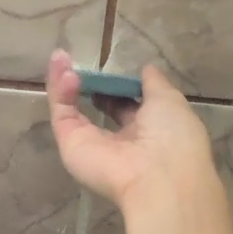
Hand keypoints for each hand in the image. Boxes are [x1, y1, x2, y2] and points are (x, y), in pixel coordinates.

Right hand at [44, 50, 223, 222]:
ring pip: (74, 109)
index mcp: (148, 130)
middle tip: (87, 62)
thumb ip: (153, 83)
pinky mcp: (70, 145)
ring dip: (67, 81)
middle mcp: (119, 140)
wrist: (158, 177)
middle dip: (93, 83)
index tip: (115, 69)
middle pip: (100, 107)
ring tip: (62, 56)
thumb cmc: (173, 137)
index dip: (121, 85)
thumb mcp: (169, 101)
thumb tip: (146, 69)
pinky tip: (66, 70)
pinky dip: (60, 91)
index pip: (129, 105)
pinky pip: (62, 113)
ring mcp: (92, 144)